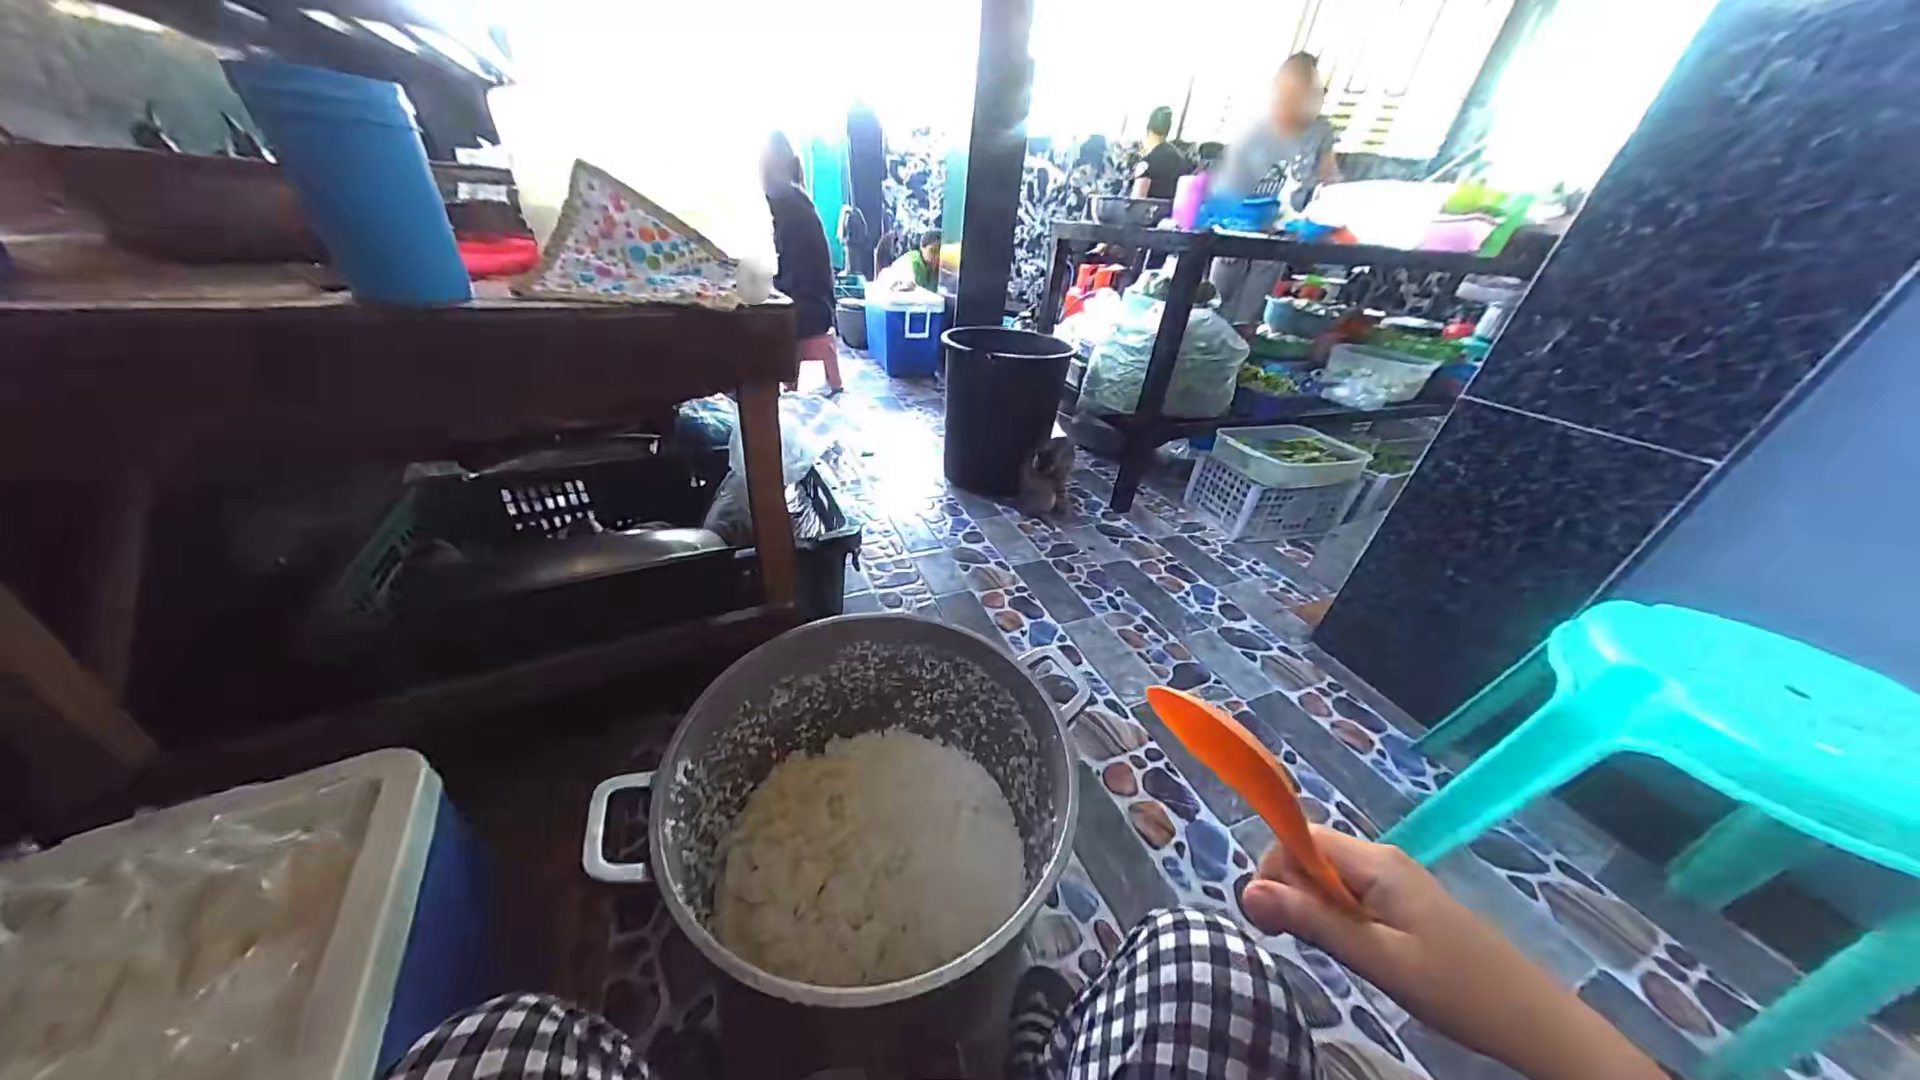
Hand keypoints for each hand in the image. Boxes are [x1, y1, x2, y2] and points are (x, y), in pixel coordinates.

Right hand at [1241, 827, 1664, 1079]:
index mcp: (1373, 861)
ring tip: (1330, 948)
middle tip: (1298, 940)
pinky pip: (1348, 891)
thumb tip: (1246, 893)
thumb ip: (1312, 921)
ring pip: (1327, 875)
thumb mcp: (1377, 958)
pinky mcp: (1402, 899)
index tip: (1271, 917)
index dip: (1273, 869)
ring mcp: (1393, 877)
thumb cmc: (1456, 988)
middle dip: (1291, 890)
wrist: (1540, 1024)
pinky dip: (1335, 914)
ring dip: (1313, 905)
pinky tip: (1351, 946)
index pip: (1298, 838)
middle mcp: (1379, 857)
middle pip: (1309, 854)